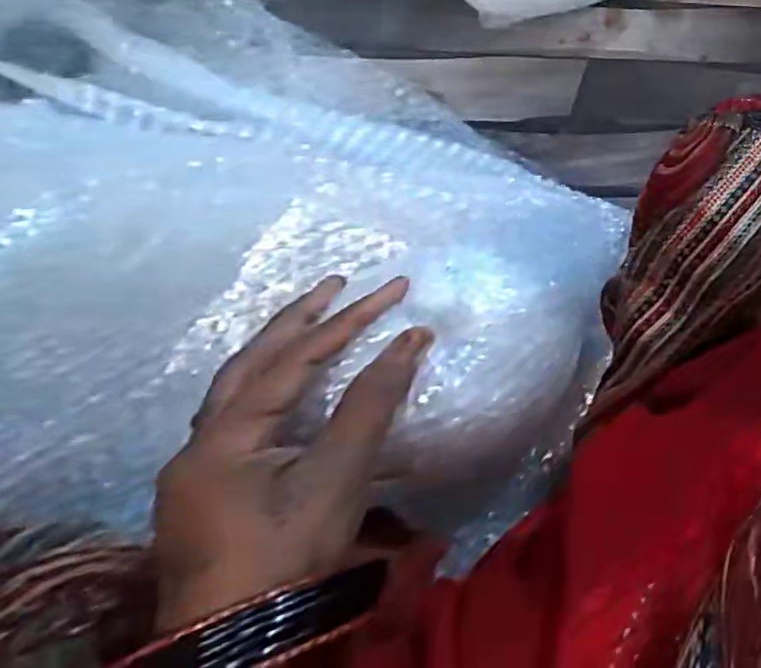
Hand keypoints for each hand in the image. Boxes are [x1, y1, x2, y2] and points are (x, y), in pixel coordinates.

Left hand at [152, 276, 430, 631]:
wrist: (243, 627)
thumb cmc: (293, 542)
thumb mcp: (341, 469)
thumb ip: (374, 399)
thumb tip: (413, 337)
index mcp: (223, 439)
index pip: (292, 362)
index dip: (346, 322)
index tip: (394, 290)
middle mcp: (199, 444)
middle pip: (248, 364)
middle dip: (297, 319)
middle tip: (338, 282)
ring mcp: (201, 464)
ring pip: (238, 386)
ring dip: (281, 345)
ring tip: (318, 314)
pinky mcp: (216, 480)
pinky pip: (243, 410)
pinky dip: (275, 379)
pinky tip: (295, 375)